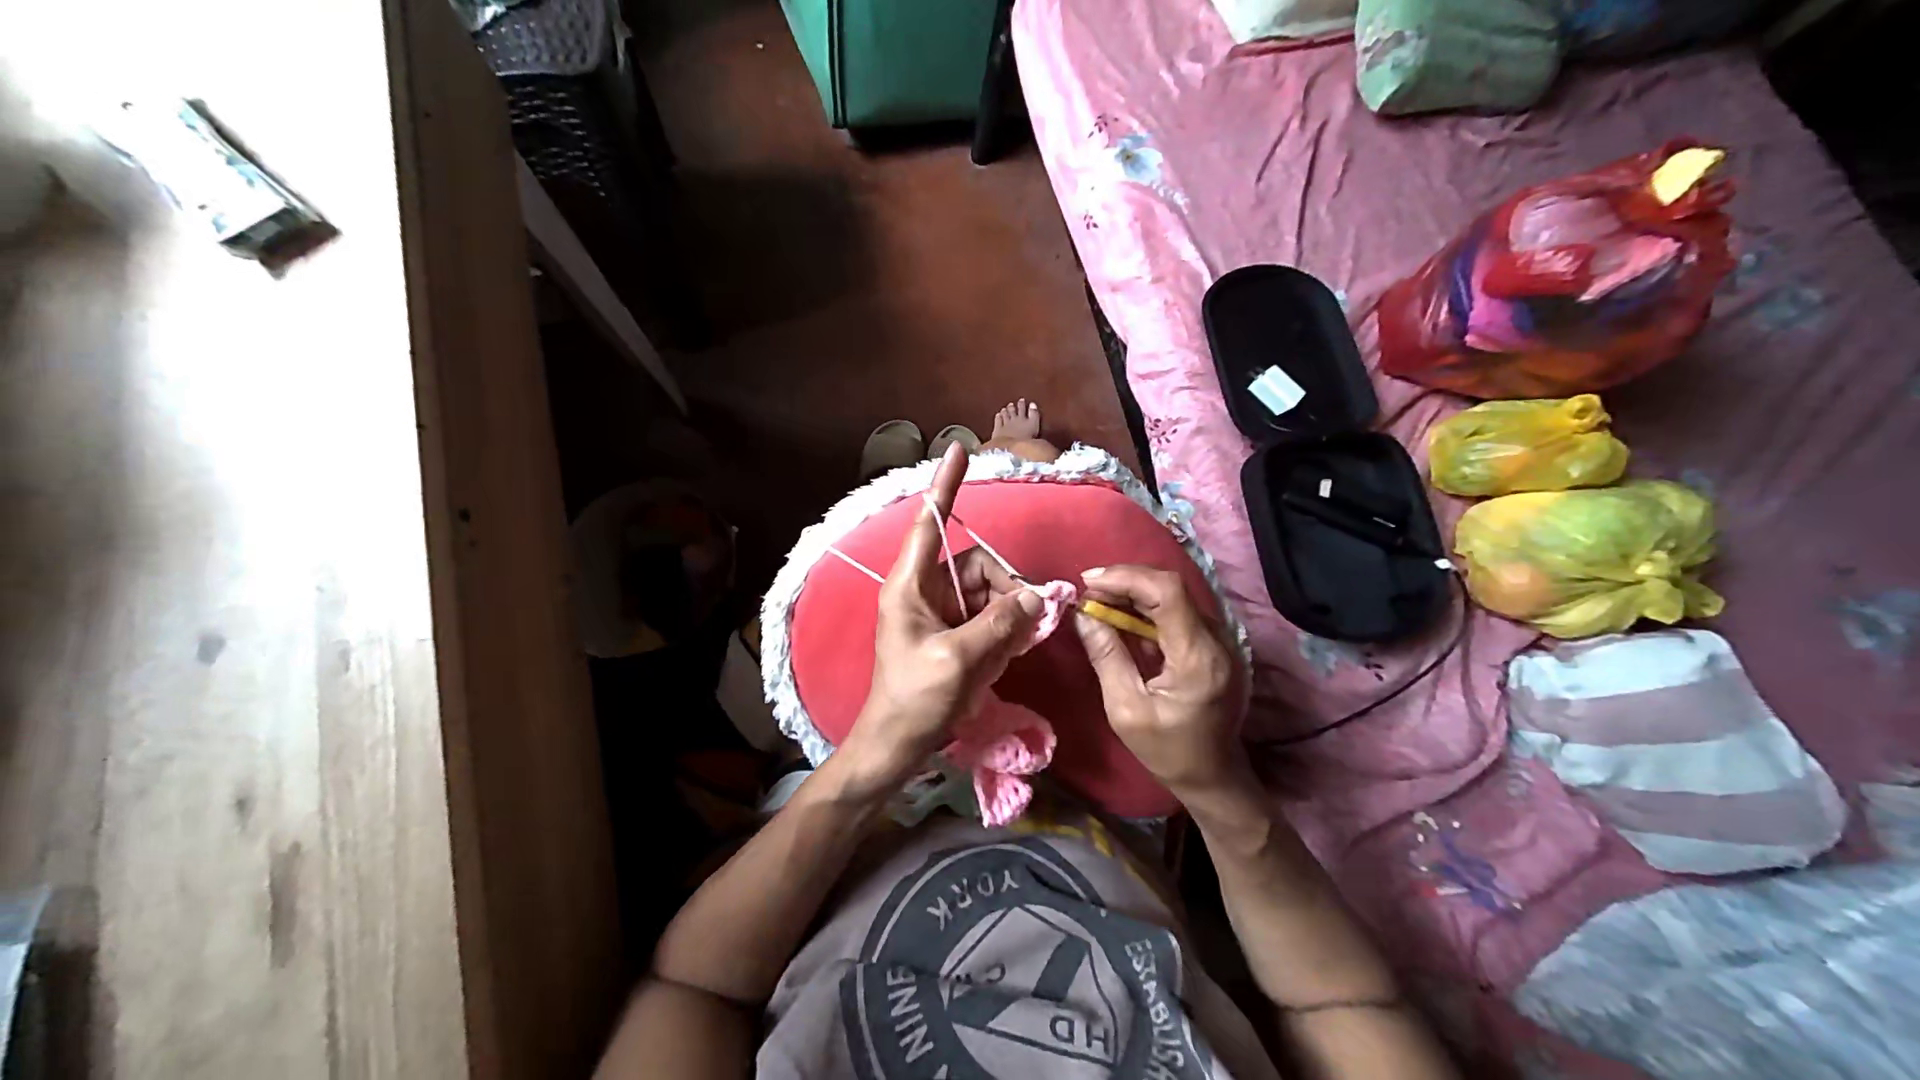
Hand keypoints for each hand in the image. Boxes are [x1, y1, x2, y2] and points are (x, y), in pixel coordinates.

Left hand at [836, 443, 1041, 799]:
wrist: (898, 746)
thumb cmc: (914, 698)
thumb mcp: (959, 658)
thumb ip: (1000, 622)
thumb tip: (1037, 597)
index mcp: (912, 585)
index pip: (930, 522)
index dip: (945, 486)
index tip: (959, 450)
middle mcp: (927, 591)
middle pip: (979, 566)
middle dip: (1007, 588)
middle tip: (1029, 621)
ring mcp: (943, 616)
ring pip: (991, 594)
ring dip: (1010, 616)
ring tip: (1014, 648)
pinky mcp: (956, 637)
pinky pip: (991, 619)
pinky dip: (1006, 632)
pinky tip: (1007, 657)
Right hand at [1073, 565, 1249, 799]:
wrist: (1213, 775)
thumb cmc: (1168, 751)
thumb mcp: (1126, 710)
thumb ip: (1106, 656)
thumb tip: (1082, 614)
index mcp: (1196, 658)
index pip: (1167, 593)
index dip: (1126, 577)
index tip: (1088, 583)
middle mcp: (1214, 639)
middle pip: (1169, 587)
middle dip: (1124, 580)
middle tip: (1086, 591)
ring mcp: (1217, 638)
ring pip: (1171, 594)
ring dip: (1132, 590)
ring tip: (1096, 600)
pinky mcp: (1210, 641)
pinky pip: (1175, 609)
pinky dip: (1144, 605)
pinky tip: (1118, 613)